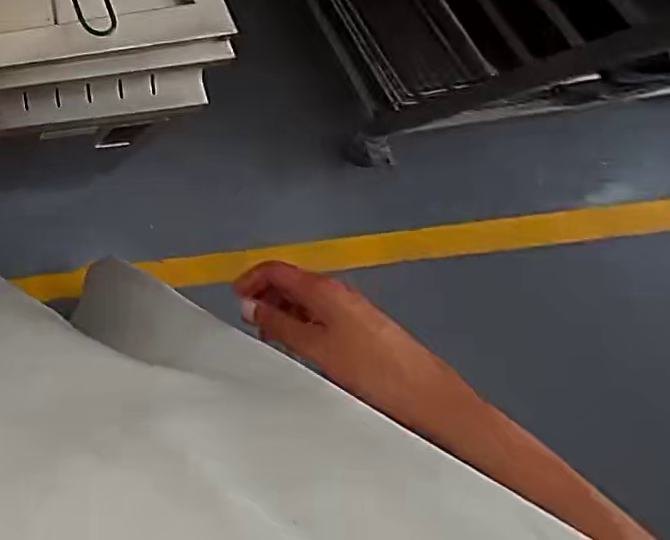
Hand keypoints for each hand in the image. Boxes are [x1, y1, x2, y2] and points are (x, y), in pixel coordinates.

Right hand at [234, 261, 479, 434]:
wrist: (432, 401)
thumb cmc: (374, 372)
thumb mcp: (314, 347)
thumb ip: (278, 324)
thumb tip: (252, 307)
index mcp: (323, 288)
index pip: (274, 269)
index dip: (251, 279)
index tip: (237, 297)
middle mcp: (337, 291)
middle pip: (290, 281)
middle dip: (266, 296)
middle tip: (252, 320)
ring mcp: (353, 309)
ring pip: (305, 299)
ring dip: (284, 312)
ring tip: (274, 337)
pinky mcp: (364, 328)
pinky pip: (322, 315)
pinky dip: (303, 323)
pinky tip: (303, 346)